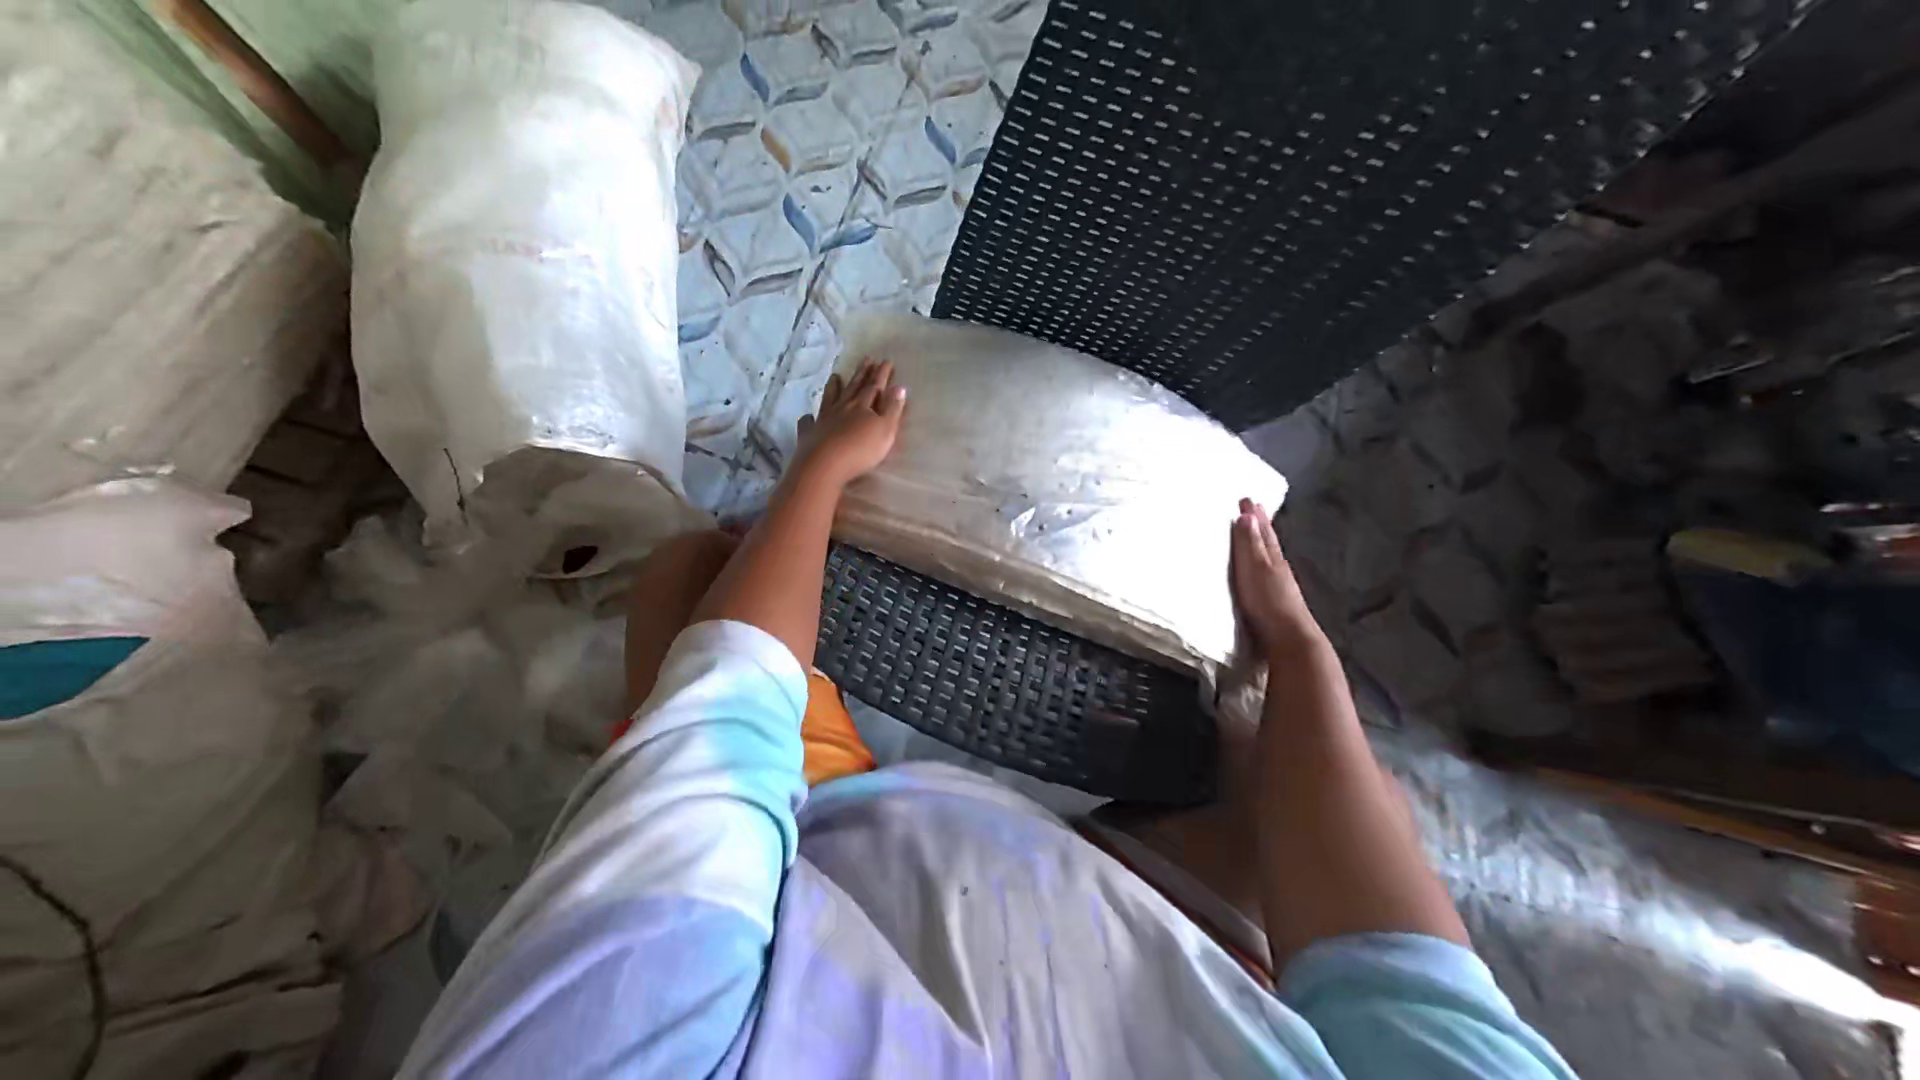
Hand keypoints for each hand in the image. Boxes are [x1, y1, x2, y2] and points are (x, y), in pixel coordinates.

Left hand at [793, 359, 907, 487]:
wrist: (824, 465)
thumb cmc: (860, 450)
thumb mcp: (885, 430)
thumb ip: (892, 409)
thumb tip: (899, 388)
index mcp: (863, 407)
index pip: (875, 386)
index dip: (881, 374)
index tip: (886, 361)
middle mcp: (843, 408)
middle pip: (854, 388)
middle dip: (862, 374)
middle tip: (866, 359)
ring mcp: (824, 419)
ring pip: (830, 399)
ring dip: (834, 387)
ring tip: (835, 376)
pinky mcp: (810, 433)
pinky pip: (809, 422)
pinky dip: (809, 417)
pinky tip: (808, 415)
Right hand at [1229, 497, 1320, 654]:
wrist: (1289, 639)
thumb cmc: (1269, 601)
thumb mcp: (1256, 569)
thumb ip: (1250, 544)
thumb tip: (1247, 514)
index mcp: (1272, 558)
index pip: (1262, 531)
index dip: (1255, 516)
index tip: (1247, 499)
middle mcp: (1277, 568)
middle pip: (1269, 542)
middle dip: (1260, 525)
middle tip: (1254, 509)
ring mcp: (1279, 586)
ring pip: (1269, 557)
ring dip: (1261, 544)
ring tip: (1255, 533)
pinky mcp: (1275, 602)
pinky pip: (1266, 574)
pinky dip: (1261, 564)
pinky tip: (1259, 570)